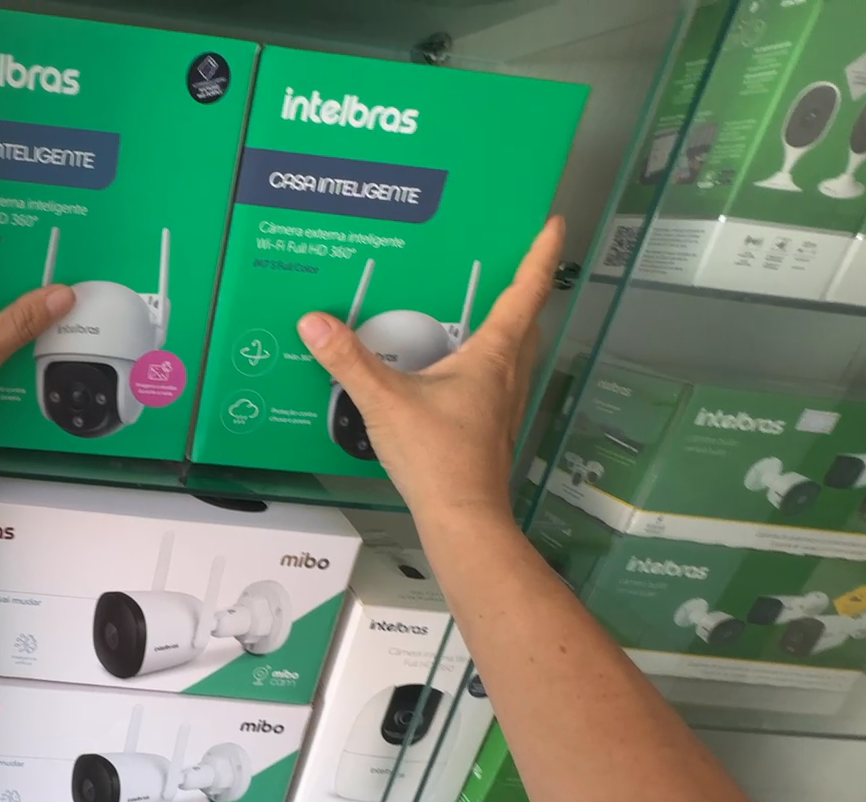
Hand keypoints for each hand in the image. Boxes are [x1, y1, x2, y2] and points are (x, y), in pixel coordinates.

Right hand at [296, 218, 564, 524]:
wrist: (461, 514)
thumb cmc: (436, 456)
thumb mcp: (385, 402)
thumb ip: (349, 362)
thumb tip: (314, 323)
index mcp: (493, 356)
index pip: (526, 292)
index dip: (539, 255)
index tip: (552, 223)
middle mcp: (509, 375)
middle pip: (528, 322)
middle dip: (524, 291)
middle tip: (508, 269)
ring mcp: (504, 404)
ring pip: (518, 354)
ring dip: (508, 330)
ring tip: (480, 317)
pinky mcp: (492, 428)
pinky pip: (498, 382)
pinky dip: (487, 365)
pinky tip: (456, 377)